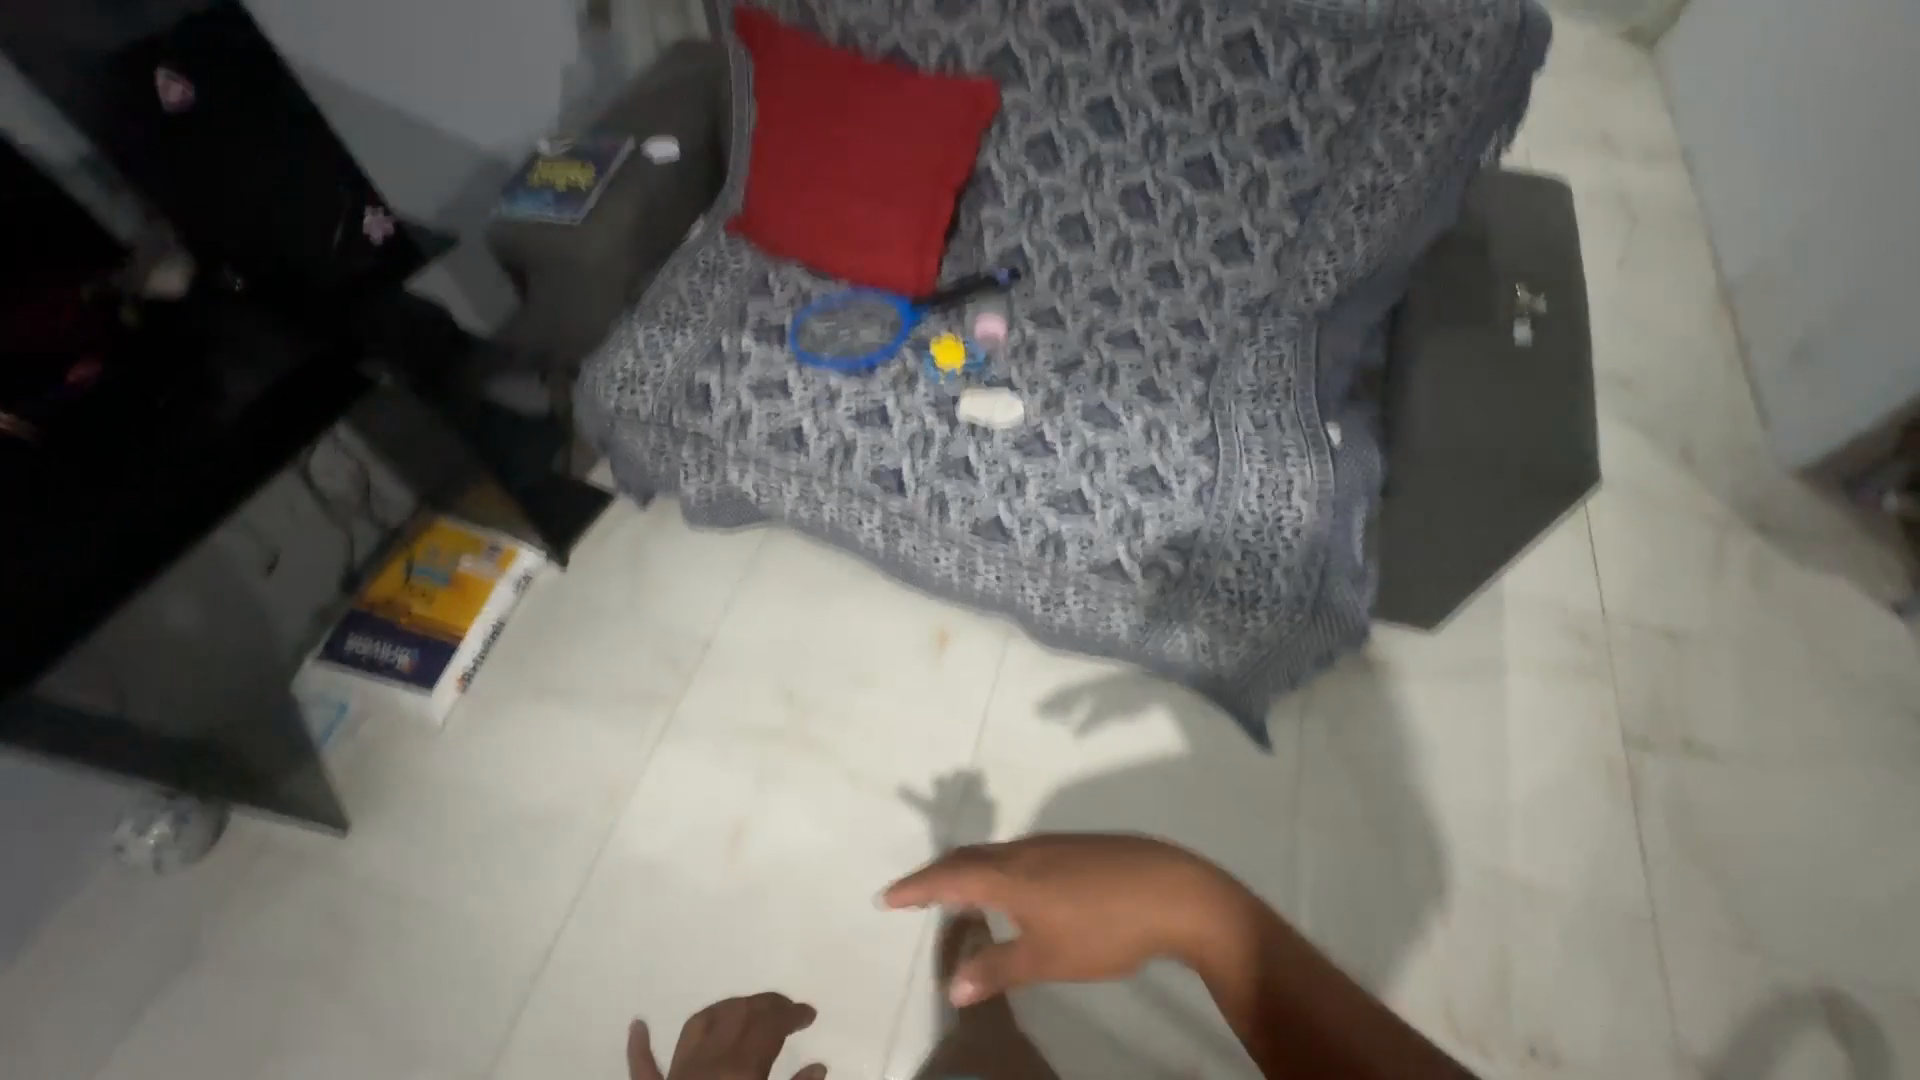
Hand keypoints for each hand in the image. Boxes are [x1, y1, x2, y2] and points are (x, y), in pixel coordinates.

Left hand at [627, 993, 825, 1079]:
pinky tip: (639, 1025)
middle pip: (740, 1013)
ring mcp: (677, 1078)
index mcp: (742, 1071)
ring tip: (744, 1009)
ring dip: (725, 1010)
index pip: (771, 1025)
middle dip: (766, 1005)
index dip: (793, 1014)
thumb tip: (818, 1067)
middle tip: (787, 1010)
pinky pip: (643, 1067)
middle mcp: (710, 1064)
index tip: (810, 1014)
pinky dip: (640, 1046)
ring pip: (701, 1024)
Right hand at [881, 833, 1252, 1005]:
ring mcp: (1053, 845)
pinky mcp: (1077, 848)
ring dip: (968, 870)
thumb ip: (997, 969)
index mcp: (1009, 875)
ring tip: (957, 893)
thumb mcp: (1047, 958)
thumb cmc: (1103, 929)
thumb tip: (952, 985)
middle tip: (914, 895)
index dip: (916, 887)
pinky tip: (1012, 888)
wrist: (1174, 891)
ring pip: (996, 853)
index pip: (949, 877)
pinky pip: (1019, 853)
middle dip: (937, 876)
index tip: (887, 897)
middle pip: (969, 857)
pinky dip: (996, 868)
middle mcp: (1024, 851)